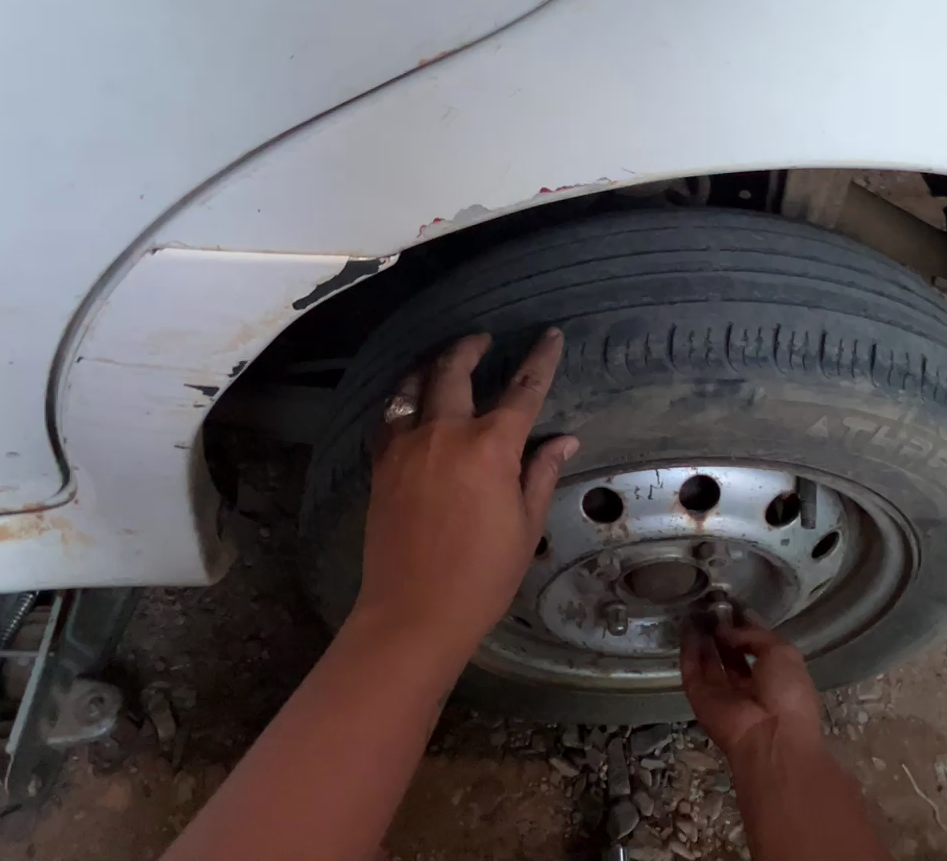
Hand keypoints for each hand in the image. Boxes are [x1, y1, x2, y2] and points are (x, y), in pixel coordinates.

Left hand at [351, 328, 578, 661]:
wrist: (414, 612)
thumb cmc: (482, 575)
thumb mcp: (525, 526)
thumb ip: (541, 472)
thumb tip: (565, 439)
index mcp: (490, 447)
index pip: (524, 389)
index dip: (541, 358)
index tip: (551, 335)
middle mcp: (445, 432)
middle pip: (455, 370)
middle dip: (471, 347)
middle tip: (482, 338)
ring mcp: (407, 445)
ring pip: (414, 385)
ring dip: (431, 365)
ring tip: (443, 359)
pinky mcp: (382, 464)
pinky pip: (390, 417)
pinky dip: (403, 399)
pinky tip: (410, 402)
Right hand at [680, 612, 825, 761]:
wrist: (770, 739)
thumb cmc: (787, 693)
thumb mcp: (783, 652)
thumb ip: (755, 634)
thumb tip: (728, 629)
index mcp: (775, 678)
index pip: (755, 648)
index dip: (744, 628)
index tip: (732, 606)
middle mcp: (749, 687)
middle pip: (731, 655)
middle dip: (722, 632)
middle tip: (713, 607)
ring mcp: (723, 694)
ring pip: (710, 662)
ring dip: (704, 638)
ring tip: (698, 611)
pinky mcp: (700, 698)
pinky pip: (692, 671)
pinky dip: (688, 651)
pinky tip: (687, 627)